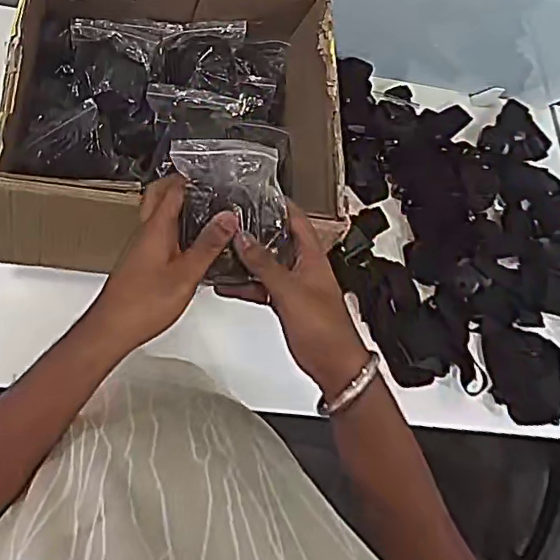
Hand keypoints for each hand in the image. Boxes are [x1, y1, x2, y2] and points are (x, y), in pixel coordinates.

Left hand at [83, 175, 237, 353]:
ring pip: (156, 214)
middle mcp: (144, 233)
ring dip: (175, 205)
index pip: (171, 190)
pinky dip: (172, 227)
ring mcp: (139, 246)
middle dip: (176, 184)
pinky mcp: (139, 261)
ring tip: (200, 207)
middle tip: (198, 182)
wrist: (111, 329)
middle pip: (157, 196)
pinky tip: (187, 242)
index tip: (206, 174)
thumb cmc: (141, 305)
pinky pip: (157, 233)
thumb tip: (227, 219)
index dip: (189, 178)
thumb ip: (208, 245)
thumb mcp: (186, 274)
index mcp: (156, 229)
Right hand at [217, 200, 370, 396]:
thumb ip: (264, 264)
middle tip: (236, 221)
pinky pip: (263, 287)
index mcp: (312, 257)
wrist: (334, 365)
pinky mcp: (287, 304)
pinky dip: (246, 285)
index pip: (298, 220)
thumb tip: (244, 240)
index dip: (282, 205)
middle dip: (258, 231)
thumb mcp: (289, 290)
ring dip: (248, 259)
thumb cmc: (326, 330)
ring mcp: (295, 286)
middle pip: (279, 241)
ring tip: (225, 249)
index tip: (263, 194)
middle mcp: (304, 268)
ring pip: (268, 265)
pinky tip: (229, 284)